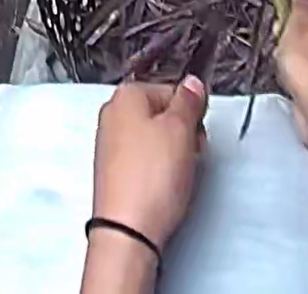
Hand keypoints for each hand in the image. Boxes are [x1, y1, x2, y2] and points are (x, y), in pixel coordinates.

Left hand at [91, 75, 207, 252]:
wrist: (126, 227)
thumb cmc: (153, 175)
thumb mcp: (180, 130)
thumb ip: (188, 101)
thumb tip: (192, 81)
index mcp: (126, 93)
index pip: (171, 91)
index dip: (190, 114)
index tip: (197, 134)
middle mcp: (113, 110)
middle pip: (161, 113)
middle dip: (181, 134)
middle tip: (188, 155)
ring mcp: (110, 139)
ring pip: (154, 137)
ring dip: (171, 153)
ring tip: (175, 175)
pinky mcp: (112, 166)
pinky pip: (143, 157)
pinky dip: (156, 168)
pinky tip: (162, 186)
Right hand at [274, 0, 307, 136]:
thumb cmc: (307, 67)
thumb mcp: (297, 29)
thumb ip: (301, 8)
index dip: (292, 27)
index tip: (280, 35)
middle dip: (295, 48)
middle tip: (283, 57)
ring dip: (299, 68)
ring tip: (288, 76)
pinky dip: (306, 86)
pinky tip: (297, 90)